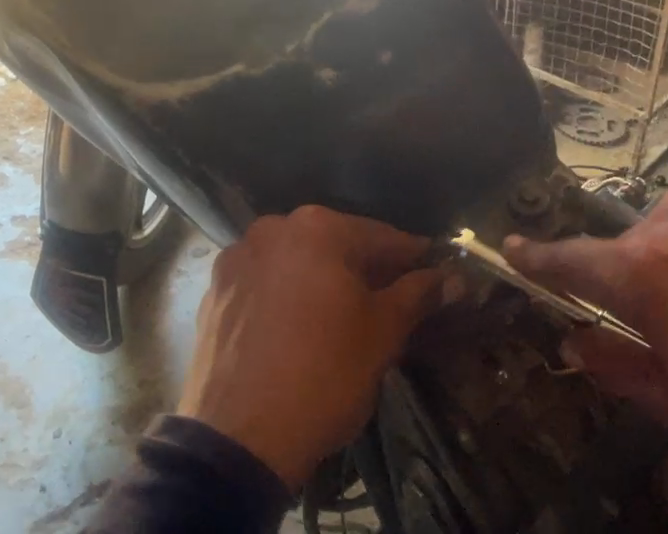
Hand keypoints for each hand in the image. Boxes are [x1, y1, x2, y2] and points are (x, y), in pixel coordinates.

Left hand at [179, 205, 443, 487]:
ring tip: (344, 322)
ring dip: (323, 284)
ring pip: (297, 264)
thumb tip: (454, 277)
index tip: (437, 278)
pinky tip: (299, 333)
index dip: (414, 260)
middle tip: (394, 306)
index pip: (383, 236)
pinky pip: (265, 287)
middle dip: (366, 272)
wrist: (239, 440)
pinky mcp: (213, 295)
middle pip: (336, 245)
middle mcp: (273, 229)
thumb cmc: (324, 375)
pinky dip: (286, 300)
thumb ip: (419, 294)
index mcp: (318, 227)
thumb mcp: (384, 333)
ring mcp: (237, 260)